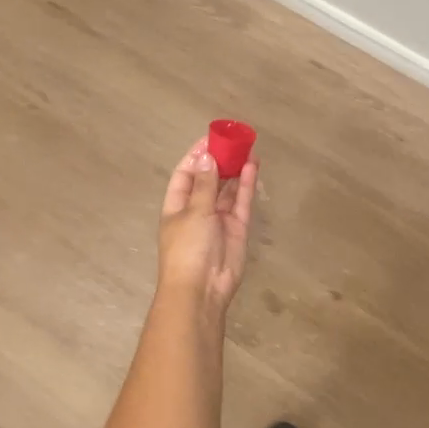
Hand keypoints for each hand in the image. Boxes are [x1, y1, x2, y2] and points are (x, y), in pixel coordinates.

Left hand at [158, 136, 259, 312]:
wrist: (201, 289)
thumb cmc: (187, 248)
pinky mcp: (237, 228)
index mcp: (176, 206)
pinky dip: (246, 185)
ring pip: (227, 189)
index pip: (185, 174)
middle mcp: (197, 210)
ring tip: (246, 148)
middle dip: (219, 161)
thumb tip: (208, 158)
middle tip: (233, 140)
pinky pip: (241, 202)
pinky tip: (252, 166)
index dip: (196, 156)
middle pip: (208, 180)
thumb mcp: (193, 212)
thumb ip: (204, 184)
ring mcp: (218, 220)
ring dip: (235, 170)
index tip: (210, 138)